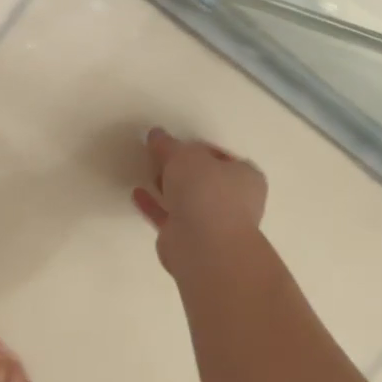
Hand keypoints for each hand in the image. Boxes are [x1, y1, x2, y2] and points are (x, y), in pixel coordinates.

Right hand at [134, 128, 267, 276]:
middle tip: (157, 156)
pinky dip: (154, 204)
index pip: (219, 156)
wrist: (204, 245)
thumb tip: (156, 135)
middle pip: (202, 178)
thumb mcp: (184, 156)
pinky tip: (137, 194)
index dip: (195, 147)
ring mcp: (212, 222)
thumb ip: (168, 144)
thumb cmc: (205, 192)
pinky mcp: (189, 238)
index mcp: (245, 176)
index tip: (173, 144)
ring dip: (167, 187)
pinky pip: (169, 215)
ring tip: (145, 172)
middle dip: (180, 168)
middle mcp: (233, 200)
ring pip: (186, 199)